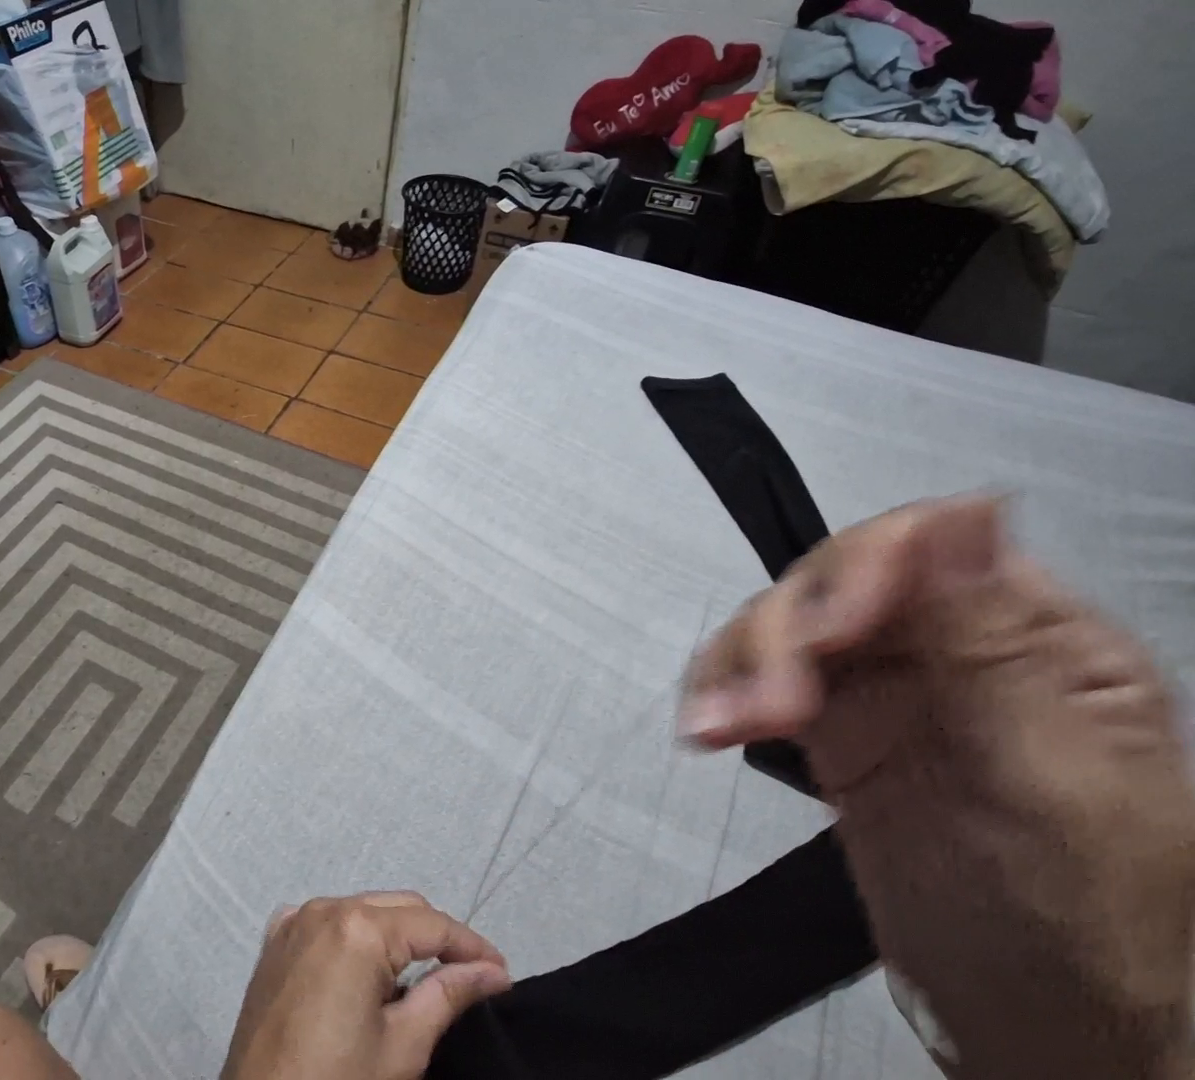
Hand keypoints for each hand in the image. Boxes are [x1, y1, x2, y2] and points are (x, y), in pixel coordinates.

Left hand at [220, 891, 510, 1079]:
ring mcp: (294, 922)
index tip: (502, 974)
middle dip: (436, 937)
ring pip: (363, 910)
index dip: (473, 947)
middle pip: (398, 907)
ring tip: (424, 981)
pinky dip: (354, 937)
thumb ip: (448, 995)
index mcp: (356, 928)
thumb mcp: (403, 1045)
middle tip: (471, 978)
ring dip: (396, 936)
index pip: (431, 923)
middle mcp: (323, 909)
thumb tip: (492, 972)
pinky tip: (368, 973)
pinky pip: (326, 922)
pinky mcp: (275, 943)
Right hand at [681, 496, 1194, 1079]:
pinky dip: (718, 693)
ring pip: (778, 625)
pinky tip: (709, 728)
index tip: (827, 635)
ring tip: (719, 729)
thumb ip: (992, 645)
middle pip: (832, 580)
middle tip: (770, 711)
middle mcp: (951, 645)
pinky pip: (752, 679)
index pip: (931, 545)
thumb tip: (962, 513)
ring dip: (735, 666)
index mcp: (1040, 641)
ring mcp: (881, 687)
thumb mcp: (1049, 781)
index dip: (865, 568)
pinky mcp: (827, 728)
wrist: (1042, 1028)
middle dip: (783, 633)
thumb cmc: (1083, 922)